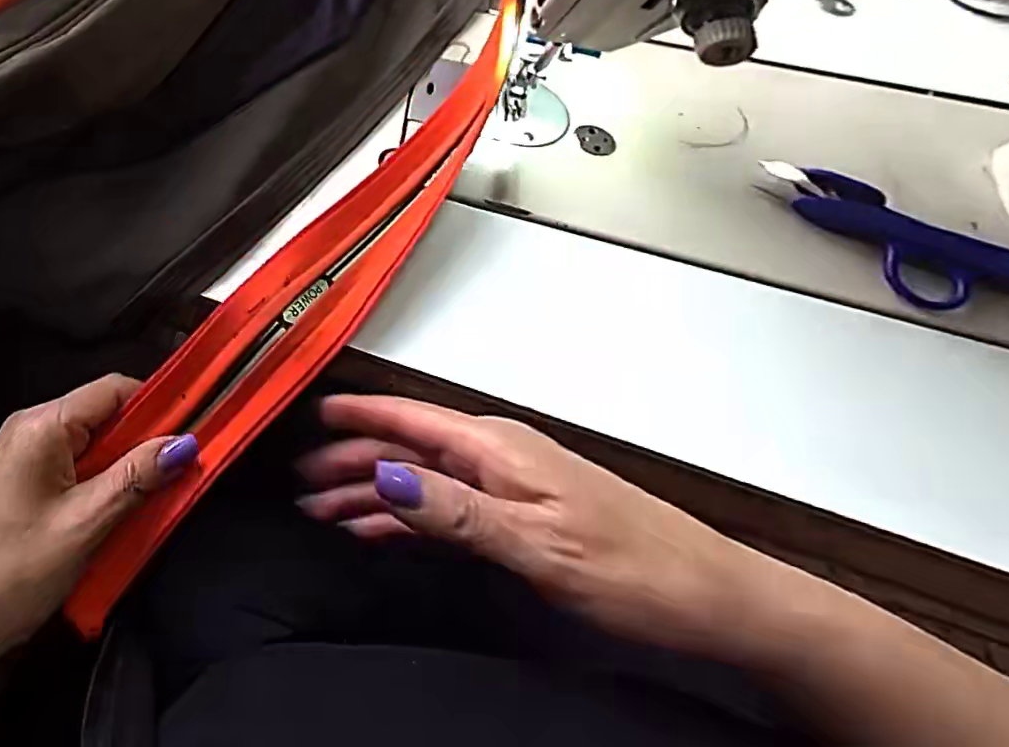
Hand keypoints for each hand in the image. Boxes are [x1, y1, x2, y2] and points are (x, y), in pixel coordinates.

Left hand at [0, 374, 196, 662]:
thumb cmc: (13, 573)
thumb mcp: (86, 523)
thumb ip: (139, 476)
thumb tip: (187, 442)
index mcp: (42, 424)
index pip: (115, 389)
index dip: (158, 403)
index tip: (193, 428)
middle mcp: (32, 427)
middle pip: (107, 413)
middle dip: (144, 439)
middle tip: (177, 469)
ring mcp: (26, 453)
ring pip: (96, 441)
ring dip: (127, 464)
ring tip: (152, 493)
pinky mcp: (26, 479)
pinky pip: (79, 463)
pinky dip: (105, 480)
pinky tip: (118, 507)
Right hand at [296, 394, 787, 661]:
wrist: (703, 595)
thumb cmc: (634, 566)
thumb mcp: (536, 544)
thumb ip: (457, 510)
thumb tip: (390, 476)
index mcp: (497, 448)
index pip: (412, 420)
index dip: (361, 415)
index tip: (317, 414)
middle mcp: (496, 456)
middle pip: (407, 450)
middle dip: (352, 460)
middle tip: (306, 480)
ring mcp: (505, 485)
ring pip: (420, 480)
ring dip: (371, 492)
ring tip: (326, 508)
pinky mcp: (514, 515)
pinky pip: (443, 508)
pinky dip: (405, 518)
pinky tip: (379, 530)